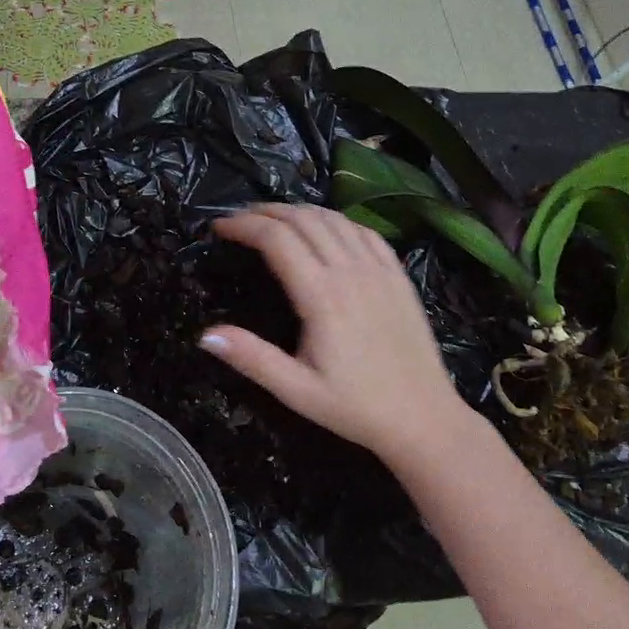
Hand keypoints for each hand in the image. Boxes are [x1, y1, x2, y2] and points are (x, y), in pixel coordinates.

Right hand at [198, 203, 468, 457]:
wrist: (424, 419)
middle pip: (303, 219)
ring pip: (334, 218)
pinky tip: (323, 227)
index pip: (276, 239)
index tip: (219, 227)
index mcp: (322, 297)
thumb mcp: (296, 391)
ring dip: (298, 210)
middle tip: (237, 218)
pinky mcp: (398, 276)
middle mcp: (351, 273)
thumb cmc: (355, 407)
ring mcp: (379, 270)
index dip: (243, 225)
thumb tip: (204, 335)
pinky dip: (335, 219)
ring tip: (272, 217)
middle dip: (264, 211)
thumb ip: (251, 358)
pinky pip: (364, 231)